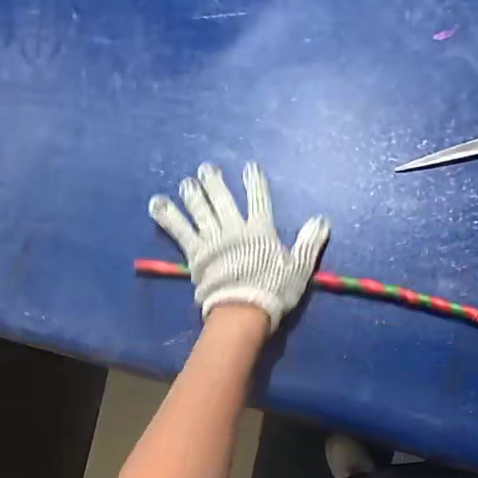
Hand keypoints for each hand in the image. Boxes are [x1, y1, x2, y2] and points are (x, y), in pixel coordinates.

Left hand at [149, 163, 328, 331]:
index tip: (250, 167)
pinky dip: (168, 216)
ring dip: (192, 194)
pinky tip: (156, 203)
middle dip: (214, 183)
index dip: (254, 183)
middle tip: (206, 168)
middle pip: (223, 200)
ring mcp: (212, 241)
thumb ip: (309, 242)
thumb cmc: (274, 291)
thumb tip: (321, 219)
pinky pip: (179, 230)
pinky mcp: (195, 253)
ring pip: (200, 211)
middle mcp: (234, 230)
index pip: (259, 200)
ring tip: (186, 182)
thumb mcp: (299, 268)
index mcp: (260, 232)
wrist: (243, 310)